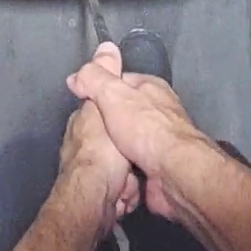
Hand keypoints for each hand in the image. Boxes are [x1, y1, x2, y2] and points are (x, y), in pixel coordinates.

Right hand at [67, 42, 215, 220]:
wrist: (174, 172)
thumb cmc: (144, 128)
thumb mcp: (113, 95)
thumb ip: (94, 80)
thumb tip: (76, 74)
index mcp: (152, 87)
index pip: (120, 82)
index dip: (100, 92)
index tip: (83, 105)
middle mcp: (160, 110)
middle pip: (124, 114)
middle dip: (107, 126)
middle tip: (89, 136)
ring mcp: (162, 140)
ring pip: (129, 142)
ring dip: (116, 151)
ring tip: (98, 158)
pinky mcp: (161, 165)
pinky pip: (136, 164)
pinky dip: (125, 170)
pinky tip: (113, 176)